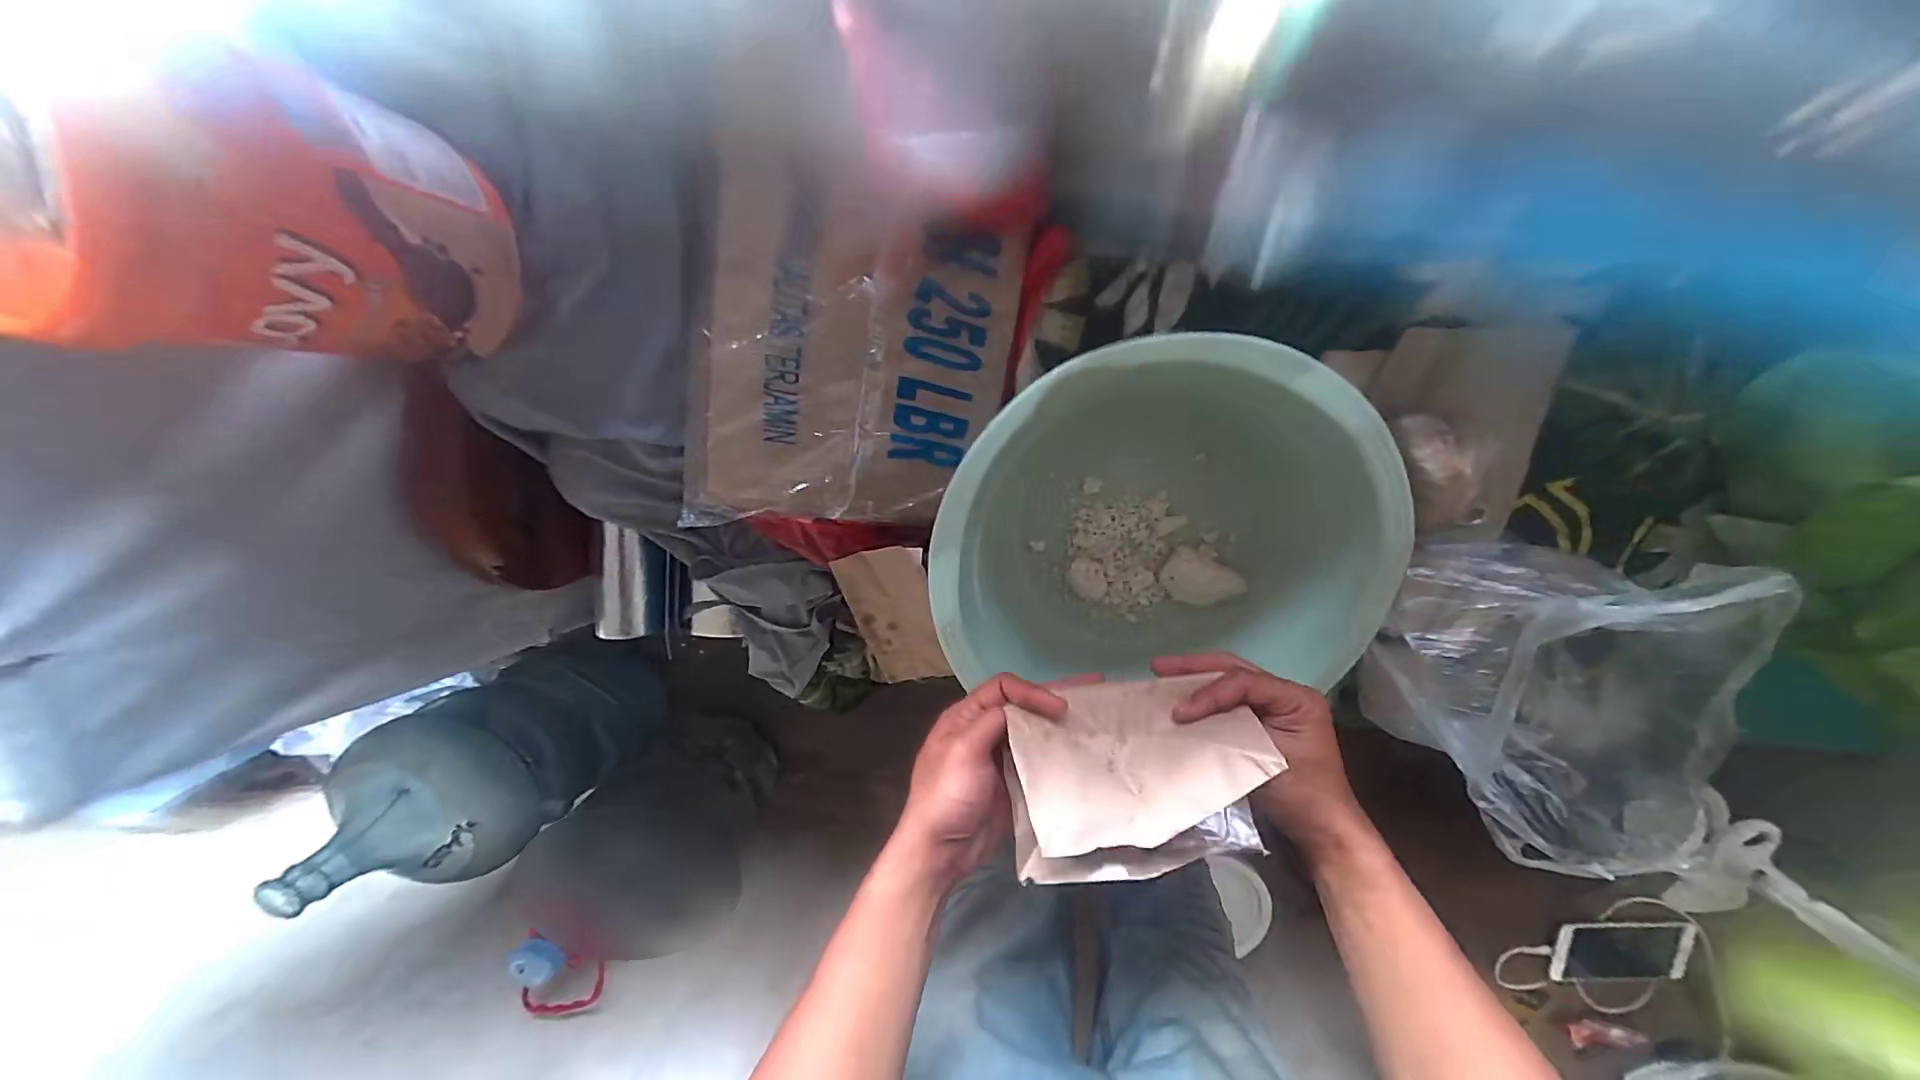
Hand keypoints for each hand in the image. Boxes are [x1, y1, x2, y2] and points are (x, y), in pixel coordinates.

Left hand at [890, 673, 1097, 889]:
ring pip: (1033, 730)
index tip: (1059, 707)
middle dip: (1054, 696)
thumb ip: (991, 721)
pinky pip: (1039, 758)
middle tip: (1092, 691)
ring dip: (1059, 724)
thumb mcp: (963, 750)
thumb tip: (1023, 708)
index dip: (1032, 692)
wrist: (942, 850)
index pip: (1004, 688)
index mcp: (965, 716)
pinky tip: (1080, 751)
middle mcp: (983, 730)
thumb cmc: (946, 794)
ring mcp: (1000, 757)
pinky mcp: (1013, 781)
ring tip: (1093, 719)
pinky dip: (1059, 752)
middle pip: (1022, 705)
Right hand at [1154, 652, 1370, 859]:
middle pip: (1234, 669)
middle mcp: (1285, 694)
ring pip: (1228, 679)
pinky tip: (1180, 696)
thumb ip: (1228, 731)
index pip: (1244, 682)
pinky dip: (1202, 697)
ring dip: (1195, 677)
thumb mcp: (1265, 757)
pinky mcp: (1259, 721)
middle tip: (1158, 667)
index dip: (1208, 692)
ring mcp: (1272, 707)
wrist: (1320, 830)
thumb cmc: (1299, 795)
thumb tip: (1183, 717)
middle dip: (1194, 667)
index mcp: (1295, 698)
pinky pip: (1227, 700)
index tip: (1180, 714)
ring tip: (1161, 673)